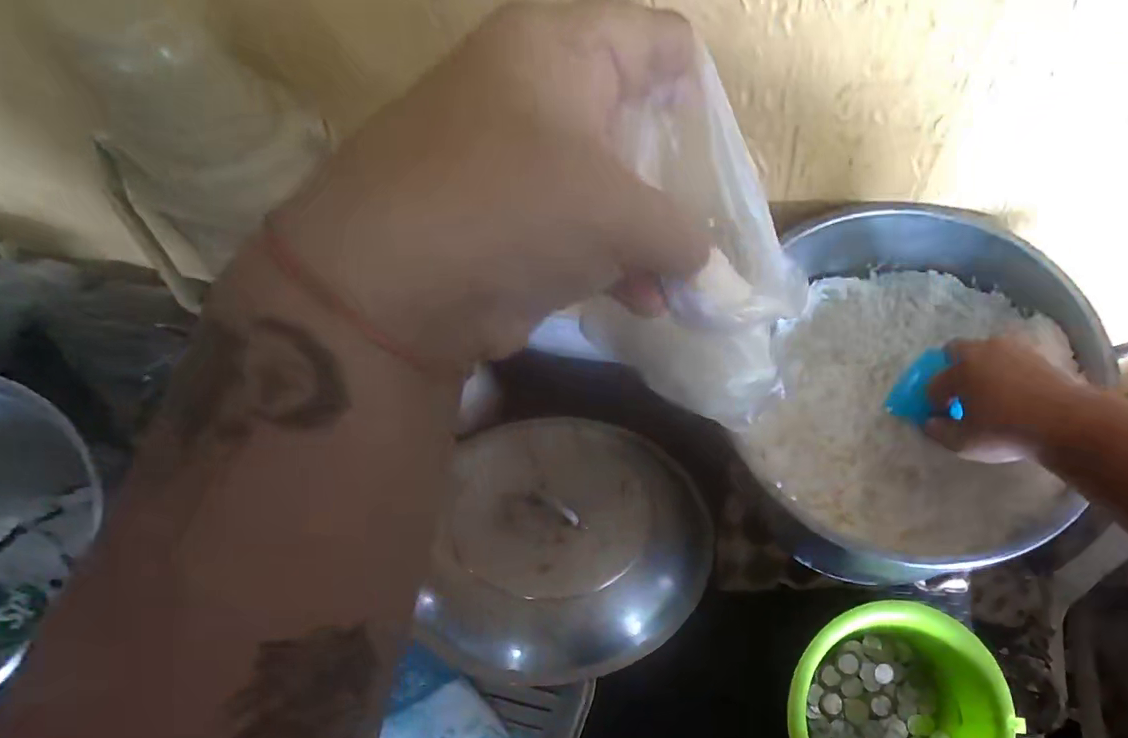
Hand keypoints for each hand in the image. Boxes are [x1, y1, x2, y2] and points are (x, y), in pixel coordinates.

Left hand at [270, 1, 710, 373]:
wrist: (400, 284)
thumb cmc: (515, 211)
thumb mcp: (623, 216)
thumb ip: (686, 236)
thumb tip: (704, 264)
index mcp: (566, 50)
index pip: (663, 44)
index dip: (706, 98)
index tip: (727, 164)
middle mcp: (549, 94)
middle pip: (647, 123)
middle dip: (687, 184)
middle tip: (717, 231)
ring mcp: (533, 160)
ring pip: (624, 188)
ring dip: (660, 239)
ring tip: (687, 284)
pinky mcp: (525, 219)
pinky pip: (595, 232)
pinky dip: (626, 266)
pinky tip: (647, 303)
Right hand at [925, 336, 1098, 462]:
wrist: (1063, 421)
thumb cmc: (1005, 431)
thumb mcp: (965, 442)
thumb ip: (940, 432)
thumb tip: (930, 422)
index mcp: (960, 370)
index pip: (934, 383)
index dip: (932, 402)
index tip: (940, 418)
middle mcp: (982, 350)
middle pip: (955, 352)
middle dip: (951, 371)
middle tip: (960, 397)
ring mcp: (1011, 347)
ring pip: (985, 353)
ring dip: (980, 369)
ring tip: (989, 396)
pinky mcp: (1035, 353)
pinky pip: (1009, 359)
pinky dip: (1004, 372)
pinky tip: (1013, 394)